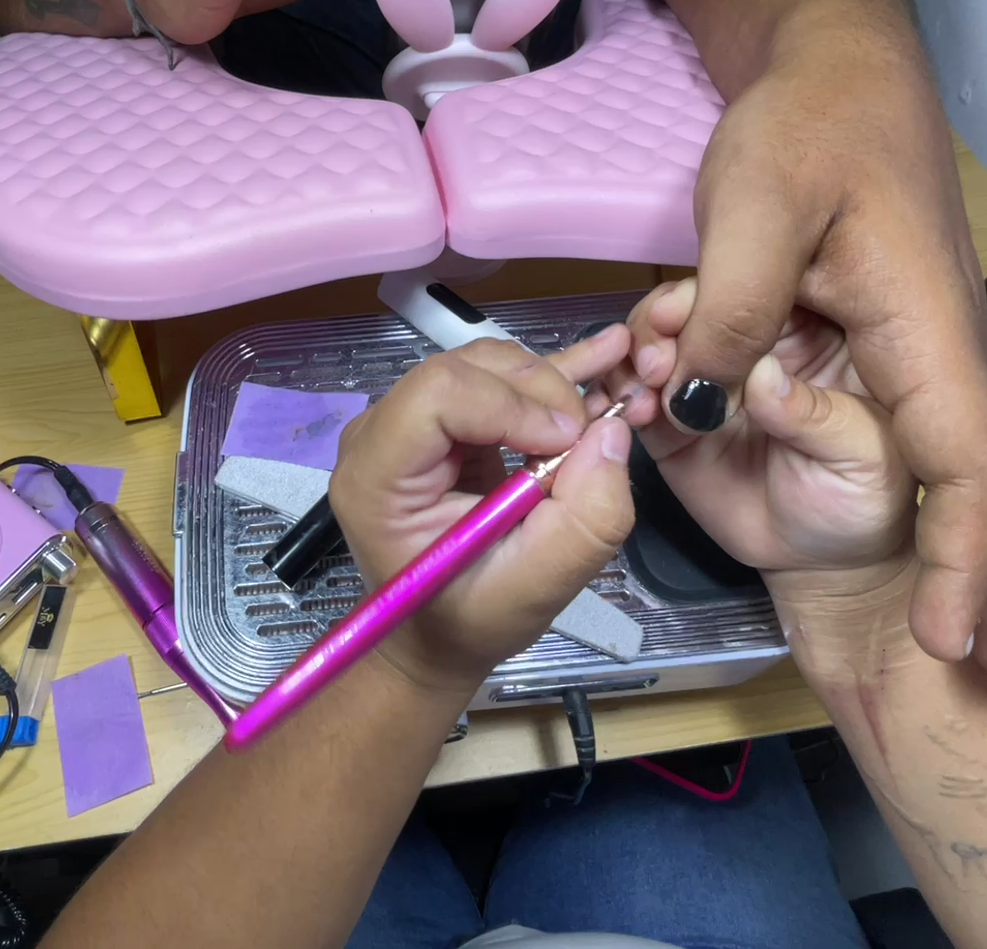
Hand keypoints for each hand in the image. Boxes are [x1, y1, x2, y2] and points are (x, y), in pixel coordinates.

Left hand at [330, 329, 635, 694]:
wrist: (435, 632)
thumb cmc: (468, 620)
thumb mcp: (535, 588)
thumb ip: (584, 519)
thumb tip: (611, 429)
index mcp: (376, 478)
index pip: (437, 393)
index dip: (511, 404)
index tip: (568, 442)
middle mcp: (376, 435)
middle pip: (463, 369)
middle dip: (539, 393)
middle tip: (586, 440)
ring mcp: (402, 420)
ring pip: (483, 364)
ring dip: (548, 384)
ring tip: (600, 408)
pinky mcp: (435, 417)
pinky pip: (491, 377)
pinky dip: (545, 373)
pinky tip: (602, 352)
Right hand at [607, 287, 913, 576]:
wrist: (818, 561)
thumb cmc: (864, 500)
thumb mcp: (865, 457)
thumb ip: (818, 415)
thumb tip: (760, 376)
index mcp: (809, 334)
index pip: (760, 290)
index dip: (723, 291)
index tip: (691, 312)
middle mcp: (747, 346)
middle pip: (695, 305)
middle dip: (665, 321)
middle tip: (657, 361)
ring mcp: (701, 382)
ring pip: (655, 342)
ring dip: (636, 355)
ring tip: (643, 391)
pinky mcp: (666, 421)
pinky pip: (633, 395)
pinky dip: (620, 395)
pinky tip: (629, 412)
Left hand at [648, 27, 986, 681]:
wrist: (837, 70)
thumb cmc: (804, 132)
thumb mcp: (752, 222)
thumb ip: (730, 321)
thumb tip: (702, 404)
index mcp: (921, 327)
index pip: (968, 461)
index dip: (969, 556)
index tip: (959, 638)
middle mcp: (934, 344)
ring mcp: (910, 338)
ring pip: (956, 455)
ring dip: (973, 542)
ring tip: (978, 625)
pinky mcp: (876, 327)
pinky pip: (908, 418)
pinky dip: (931, 481)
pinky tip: (947, 524)